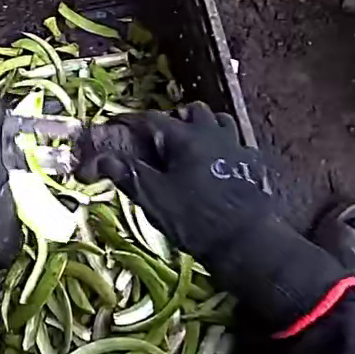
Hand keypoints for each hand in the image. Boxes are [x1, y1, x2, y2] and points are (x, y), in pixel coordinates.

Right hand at [85, 103, 273, 261]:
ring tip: (188, 145)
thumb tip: (102, 158)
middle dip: (172, 120)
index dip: (130, 122)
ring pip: (217, 121)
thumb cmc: (194, 218)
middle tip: (158, 140)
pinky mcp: (251, 164)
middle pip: (190, 111)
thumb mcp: (153, 198)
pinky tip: (216, 163)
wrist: (245, 242)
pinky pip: (235, 143)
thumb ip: (128, 173)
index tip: (116, 127)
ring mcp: (236, 146)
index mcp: (183, 137)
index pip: (150, 118)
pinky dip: (222, 147)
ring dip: (201, 127)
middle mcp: (211, 133)